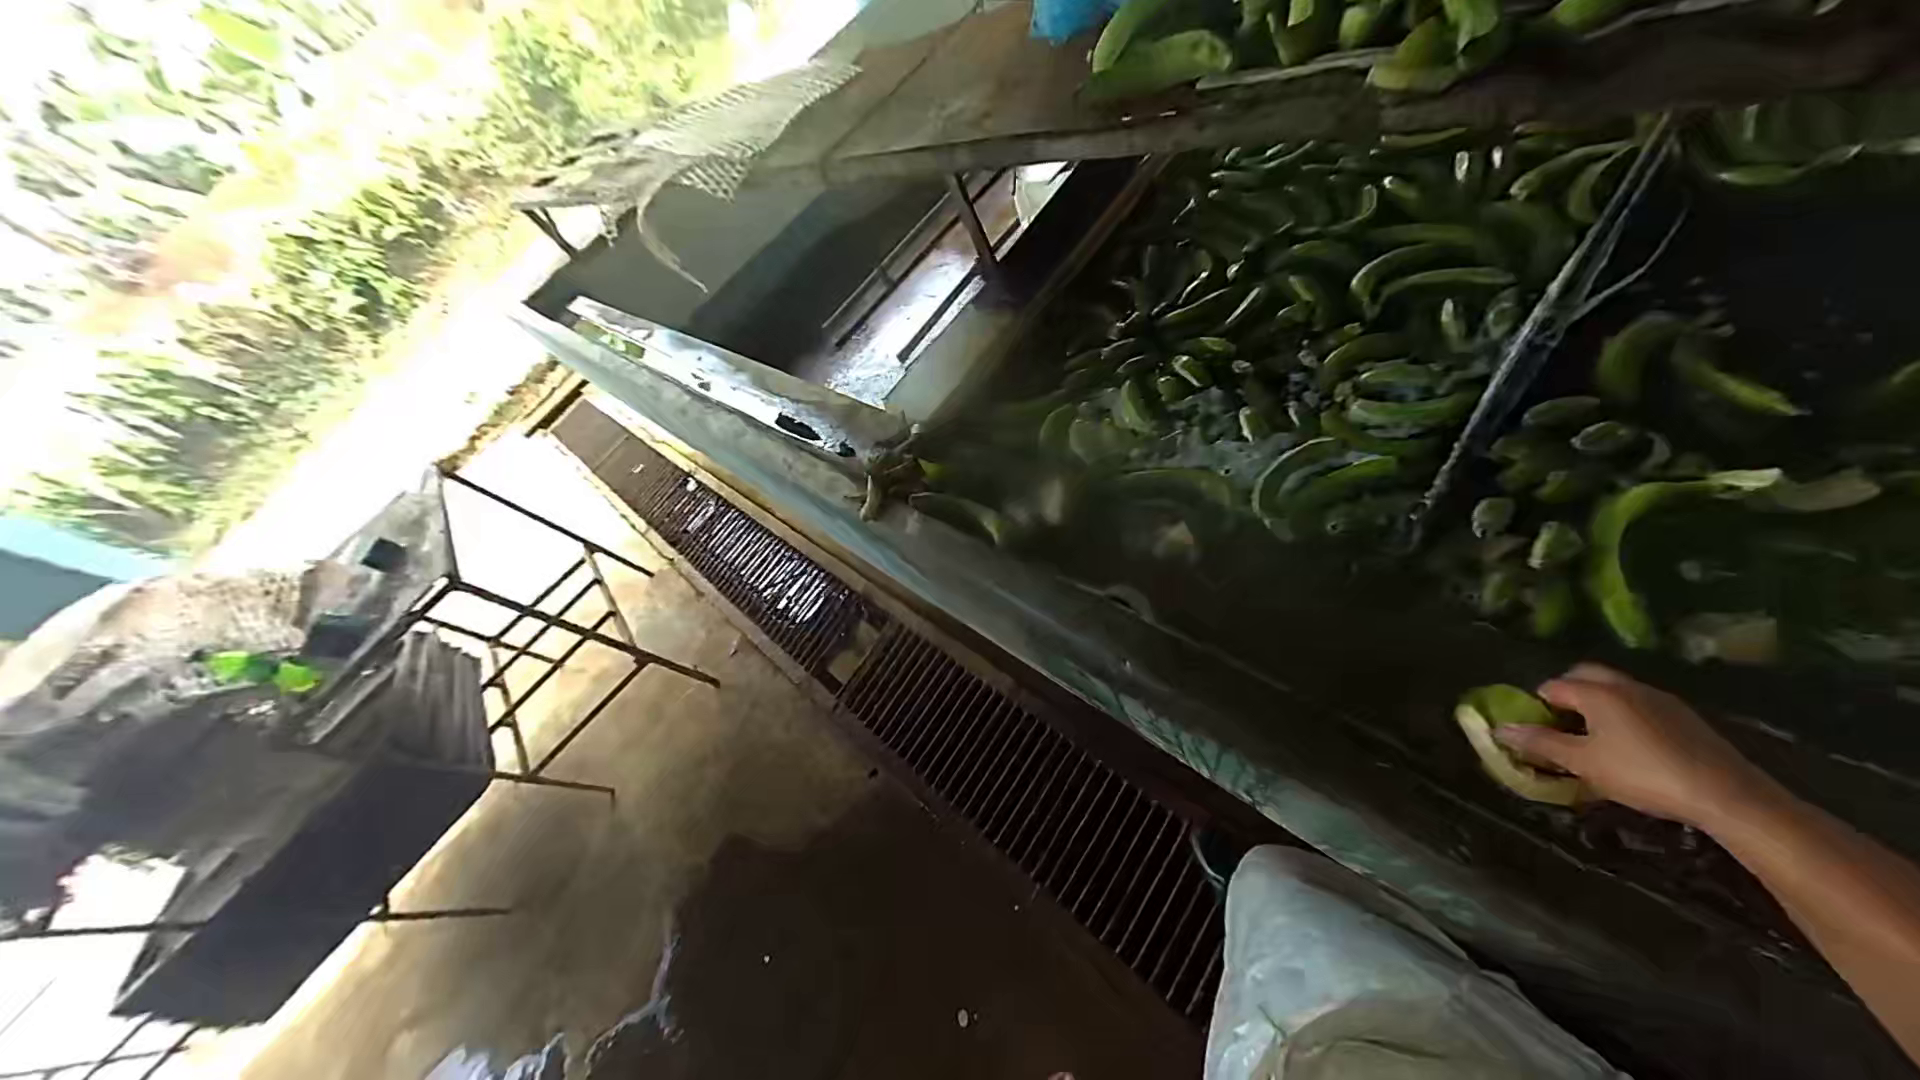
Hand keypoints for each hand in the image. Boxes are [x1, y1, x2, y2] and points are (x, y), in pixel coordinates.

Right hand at [1494, 663, 1771, 828]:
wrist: (1730, 796)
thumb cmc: (1643, 775)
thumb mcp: (1582, 763)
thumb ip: (1539, 743)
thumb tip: (1500, 729)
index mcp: (1596, 692)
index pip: (1551, 686)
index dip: (1538, 706)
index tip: (1539, 731)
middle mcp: (1626, 686)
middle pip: (1584, 675)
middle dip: (1567, 692)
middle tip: (1563, 724)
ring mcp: (1660, 698)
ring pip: (1615, 688)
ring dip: (1597, 702)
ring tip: (1595, 736)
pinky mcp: (1685, 716)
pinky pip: (1640, 703)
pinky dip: (1625, 713)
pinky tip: (1633, 744)